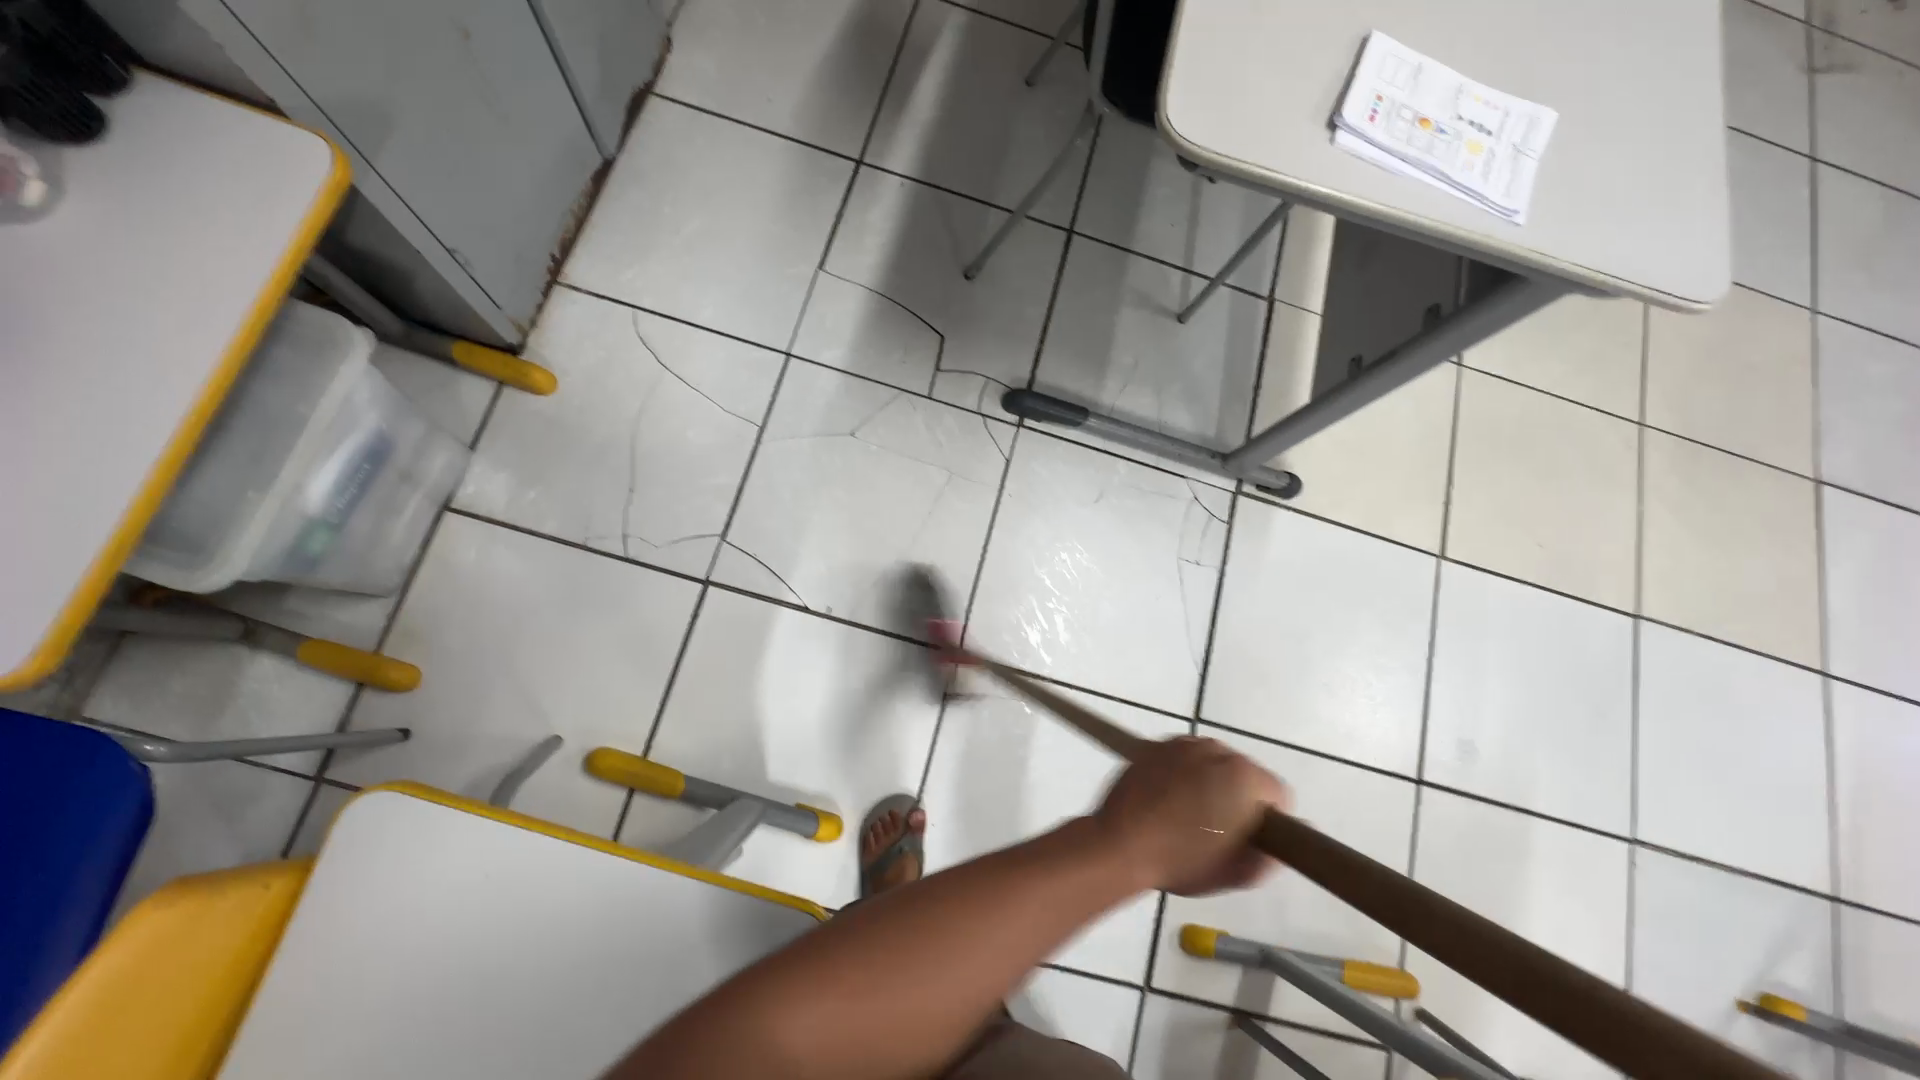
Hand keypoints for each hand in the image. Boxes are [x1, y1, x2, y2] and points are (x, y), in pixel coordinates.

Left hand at [1092, 736, 1291, 895]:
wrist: (1119, 846)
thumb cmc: (1183, 861)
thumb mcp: (1238, 873)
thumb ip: (1271, 856)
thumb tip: (1283, 842)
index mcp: (1245, 776)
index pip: (1278, 794)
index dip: (1269, 820)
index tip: (1249, 839)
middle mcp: (1217, 749)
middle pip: (1244, 774)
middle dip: (1238, 797)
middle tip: (1217, 830)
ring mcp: (1182, 744)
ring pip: (1212, 763)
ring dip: (1210, 782)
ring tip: (1188, 814)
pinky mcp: (1154, 745)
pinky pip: (1182, 759)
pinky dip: (1182, 773)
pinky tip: (1167, 799)